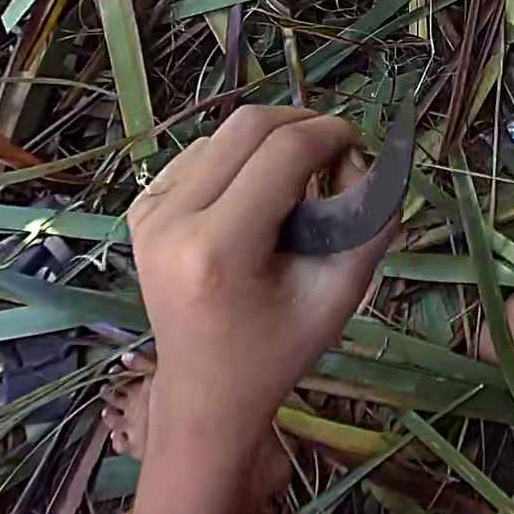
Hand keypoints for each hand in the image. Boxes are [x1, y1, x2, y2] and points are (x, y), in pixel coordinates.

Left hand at [126, 106, 395, 441]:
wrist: (207, 390)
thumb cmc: (280, 349)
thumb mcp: (342, 292)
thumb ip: (372, 222)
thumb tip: (368, 160)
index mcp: (219, 248)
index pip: (284, 152)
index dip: (332, 133)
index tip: (360, 144)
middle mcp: (171, 220)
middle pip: (248, 126)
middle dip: (304, 123)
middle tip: (337, 149)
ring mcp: (148, 212)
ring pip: (224, 134)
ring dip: (274, 139)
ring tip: (304, 174)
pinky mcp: (141, 210)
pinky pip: (202, 154)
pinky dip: (242, 155)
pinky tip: (261, 189)